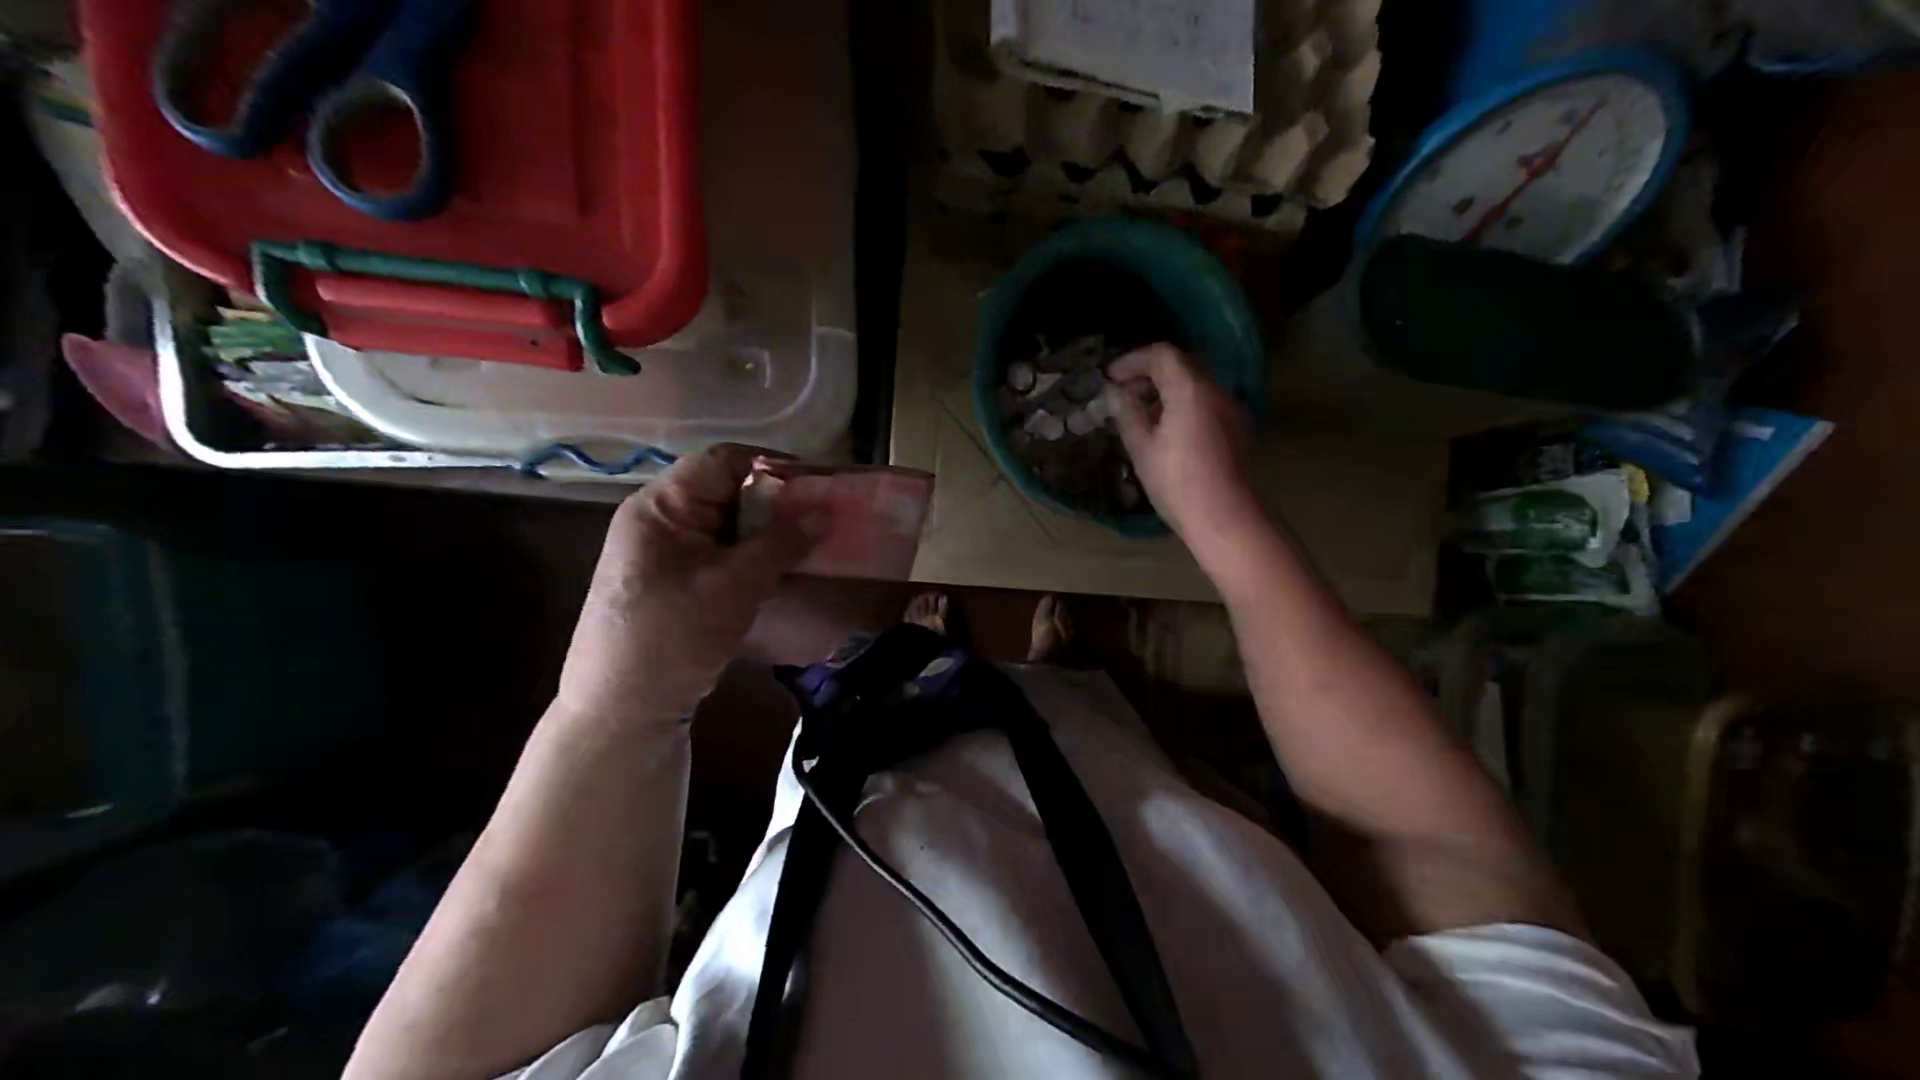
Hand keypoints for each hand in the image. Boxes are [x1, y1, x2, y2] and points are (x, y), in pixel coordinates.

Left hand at [556, 444, 823, 723]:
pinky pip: (725, 553)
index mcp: (662, 506)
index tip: (818, 483)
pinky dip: (756, 556)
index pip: (722, 461)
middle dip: (777, 501)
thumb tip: (826, 512)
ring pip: (730, 525)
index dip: (771, 464)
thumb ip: (781, 544)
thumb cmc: (672, 635)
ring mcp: (670, 552)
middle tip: (824, 515)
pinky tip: (787, 569)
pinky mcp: (681, 580)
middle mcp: (663, 520)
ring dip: (770, 532)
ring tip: (814, 541)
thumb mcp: (732, 585)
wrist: (623, 709)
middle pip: (727, 491)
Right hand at [1108, 343, 1259, 542]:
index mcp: (1191, 389)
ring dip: (1165, 390)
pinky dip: (1182, 404)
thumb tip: (1116, 395)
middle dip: (1148, 374)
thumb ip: (1127, 414)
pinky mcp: (1237, 429)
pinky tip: (1166, 429)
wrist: (1224, 517)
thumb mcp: (1142, 448)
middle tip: (1122, 394)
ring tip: (1140, 414)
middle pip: (1181, 366)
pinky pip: (1206, 403)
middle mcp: (1217, 390)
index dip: (1132, 361)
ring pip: (1195, 384)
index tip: (1110, 378)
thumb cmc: (1177, 482)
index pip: (1162, 355)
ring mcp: (1231, 409)